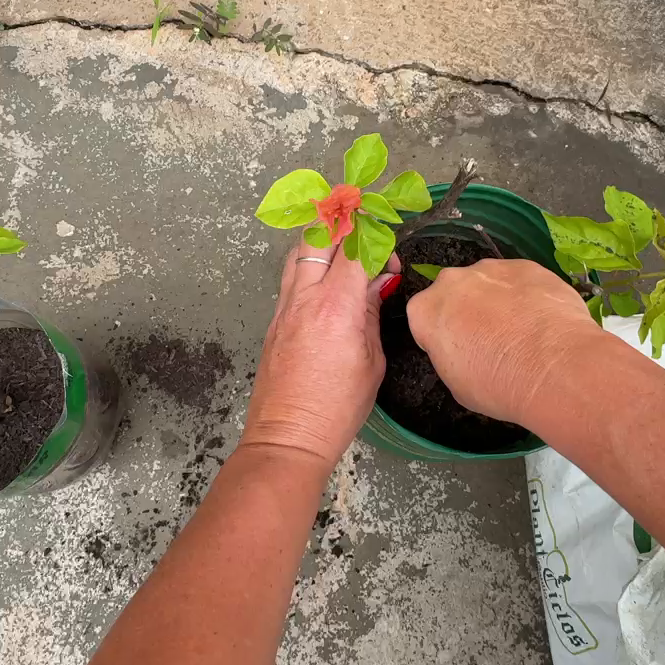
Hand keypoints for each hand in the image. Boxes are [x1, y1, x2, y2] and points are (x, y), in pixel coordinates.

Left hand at [241, 241, 398, 466]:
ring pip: (299, 252)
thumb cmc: (336, 408)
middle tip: (366, 237)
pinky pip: (291, 277)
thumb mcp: (372, 360)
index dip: (376, 241)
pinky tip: (328, 282)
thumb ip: (372, 313)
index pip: (355, 249)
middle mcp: (305, 299)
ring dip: (323, 242)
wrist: (288, 437)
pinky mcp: (274, 320)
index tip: (390, 256)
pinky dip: (310, 266)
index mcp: (335, 307)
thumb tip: (378, 284)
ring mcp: (284, 307)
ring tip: (346, 253)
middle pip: (319, 237)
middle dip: (345, 227)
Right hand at [405, 258, 601, 424]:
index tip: (462, 352)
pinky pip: (520, 279)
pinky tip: (544, 320)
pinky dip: (528, 294)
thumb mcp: (457, 384)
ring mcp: (490, 268)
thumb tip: (465, 347)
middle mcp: (452, 281)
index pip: (426, 320)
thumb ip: (450, 355)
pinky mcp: (525, 264)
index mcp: (425, 311)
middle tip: (492, 340)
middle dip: (469, 310)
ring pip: (489, 282)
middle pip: (455, 293)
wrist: (553, 367)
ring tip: (524, 331)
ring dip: (499, 300)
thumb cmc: (497, 384)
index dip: (444, 337)